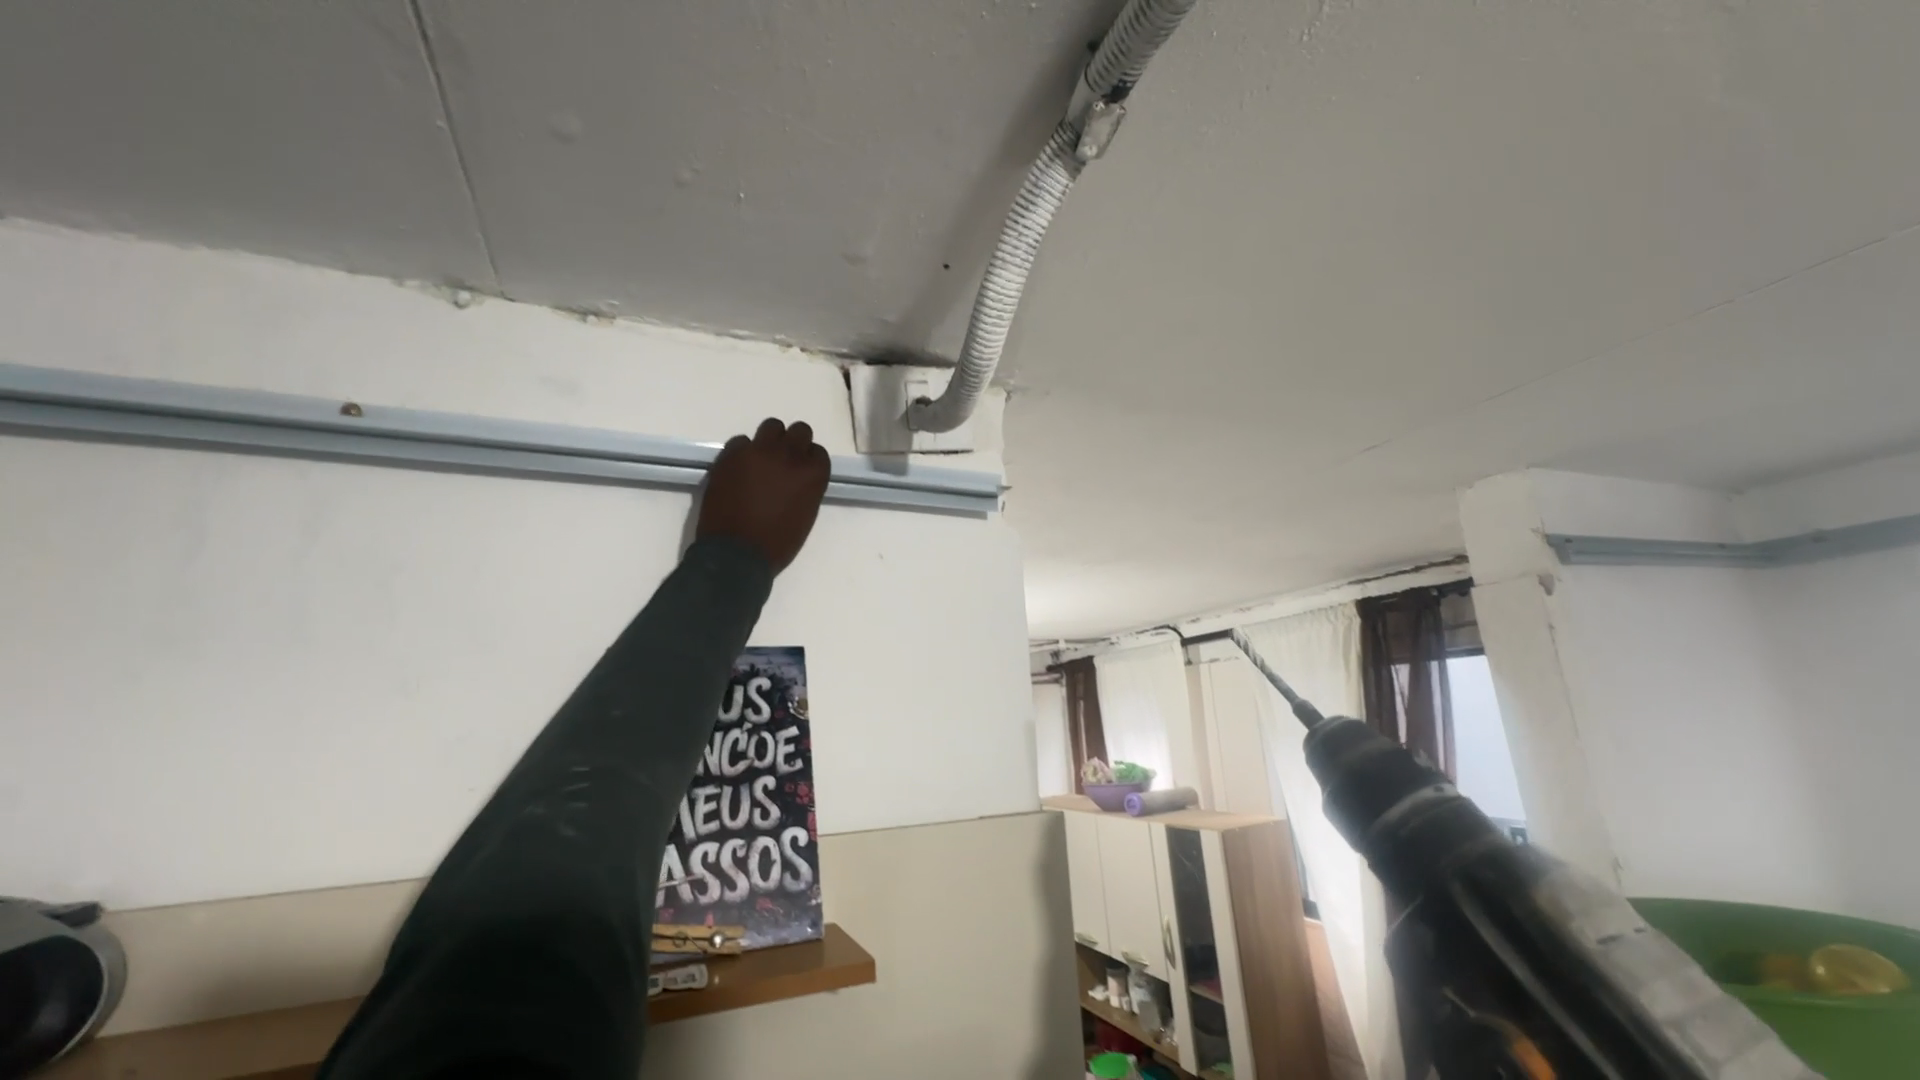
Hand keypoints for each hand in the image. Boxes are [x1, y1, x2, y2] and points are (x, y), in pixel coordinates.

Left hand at [696, 418, 830, 572]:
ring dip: (769, 441)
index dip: (809, 460)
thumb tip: (798, 478)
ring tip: (761, 459)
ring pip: (771, 427)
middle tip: (783, 460)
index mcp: (812, 475)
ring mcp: (758, 452)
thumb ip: (806, 489)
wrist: (735, 553)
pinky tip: (739, 470)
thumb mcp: (805, 515)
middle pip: (799, 431)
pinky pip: (741, 442)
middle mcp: (788, 456)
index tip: (801, 470)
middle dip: (793, 443)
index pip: (818, 452)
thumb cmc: (776, 544)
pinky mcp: (730, 455)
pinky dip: (743, 453)